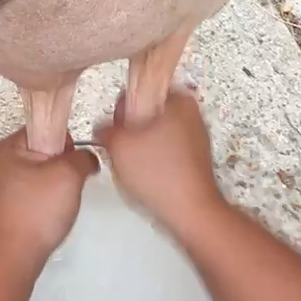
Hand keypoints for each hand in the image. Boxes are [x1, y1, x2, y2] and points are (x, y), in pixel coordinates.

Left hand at [0, 127, 99, 270]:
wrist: (17, 256)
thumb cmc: (39, 208)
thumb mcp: (69, 173)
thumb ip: (84, 157)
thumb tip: (88, 160)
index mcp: (10, 145)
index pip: (47, 127)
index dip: (66, 142)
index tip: (73, 163)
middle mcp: (5, 161)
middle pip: (47, 150)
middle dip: (65, 165)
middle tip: (70, 184)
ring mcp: (8, 184)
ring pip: (46, 172)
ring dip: (60, 184)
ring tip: (63, 201)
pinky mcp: (13, 204)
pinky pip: (40, 191)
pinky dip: (51, 199)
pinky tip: (55, 212)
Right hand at [95, 89, 226, 239]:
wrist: (191, 211)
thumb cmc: (156, 171)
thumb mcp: (118, 144)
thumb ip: (105, 127)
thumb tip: (104, 128)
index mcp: (178, 99)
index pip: (140, 89)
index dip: (122, 109)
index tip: (117, 129)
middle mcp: (192, 113)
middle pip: (148, 112)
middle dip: (131, 129)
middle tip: (122, 149)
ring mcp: (197, 137)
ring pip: (156, 133)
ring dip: (141, 147)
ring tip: (133, 166)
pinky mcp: (197, 159)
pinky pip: (167, 151)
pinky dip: (155, 160)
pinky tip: (146, 177)